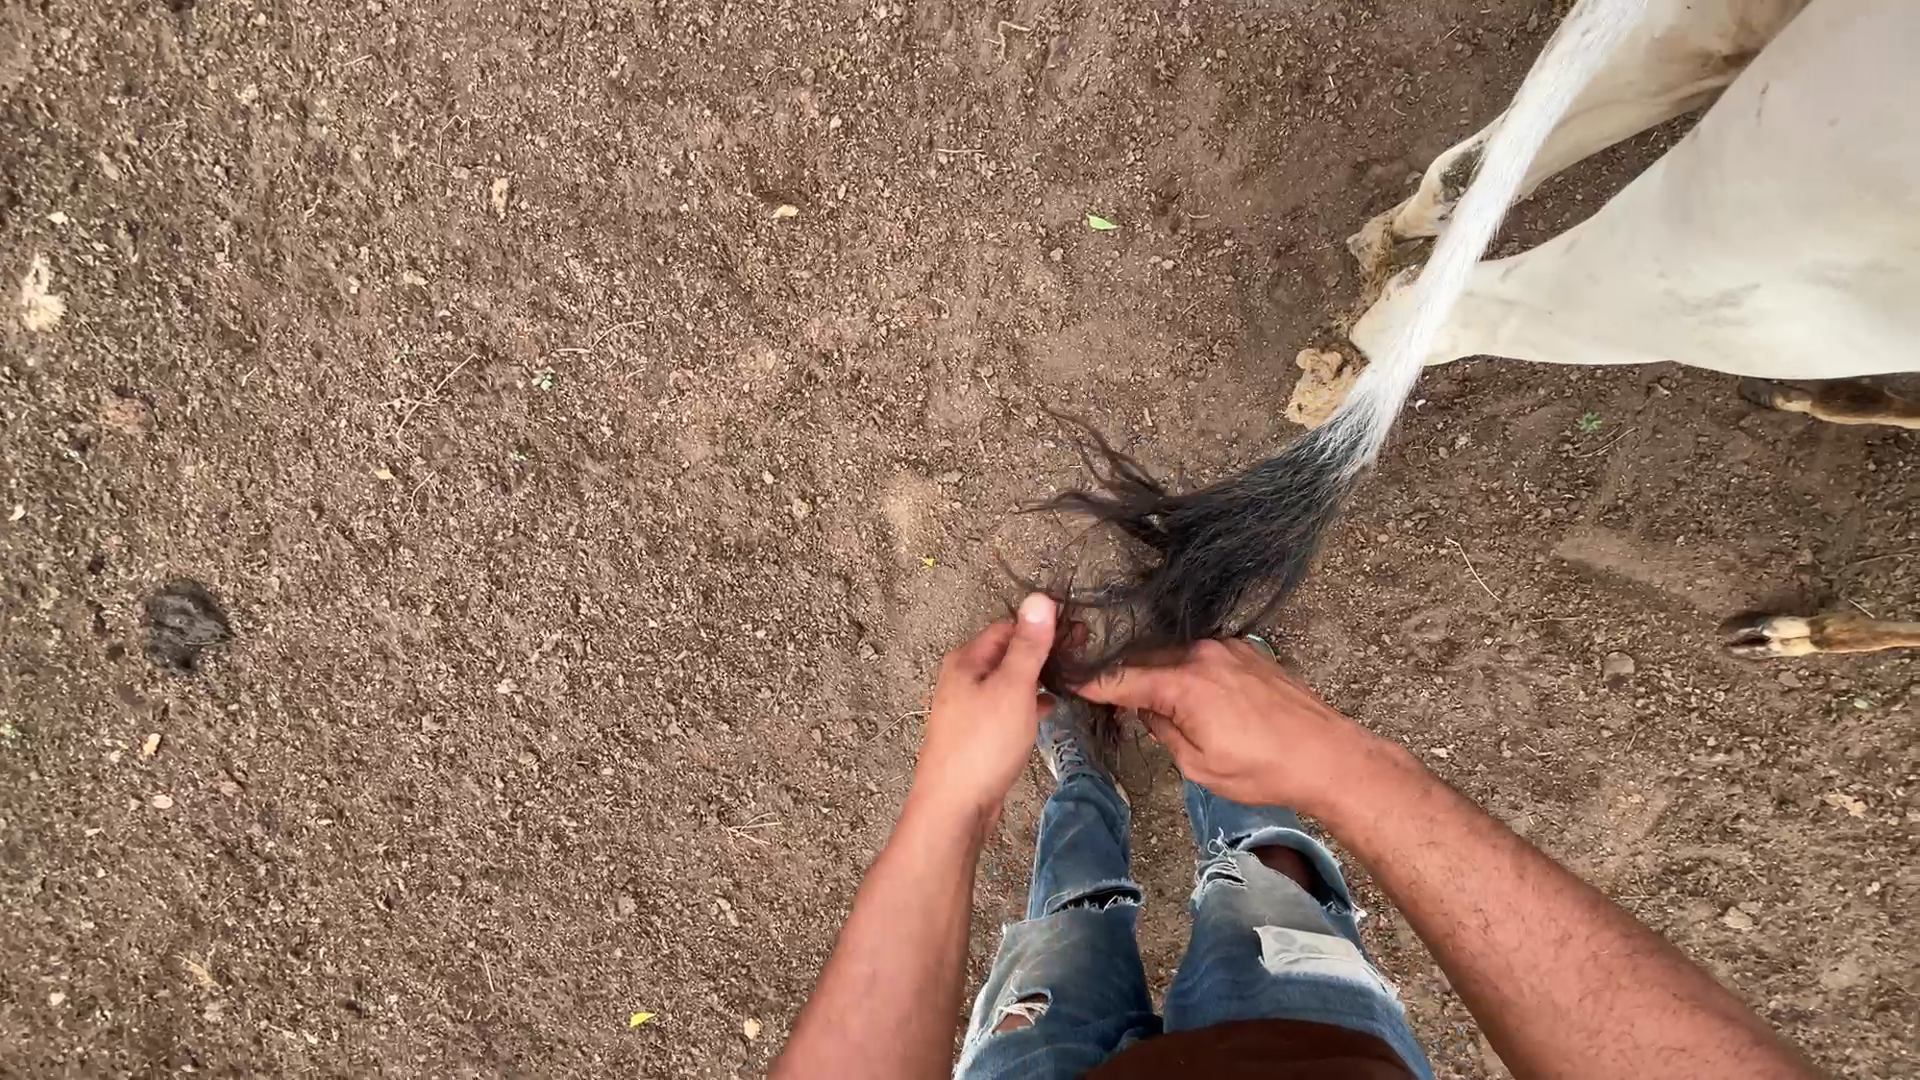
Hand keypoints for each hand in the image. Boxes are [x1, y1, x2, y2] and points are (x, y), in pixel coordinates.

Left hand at [908, 594, 1056, 832]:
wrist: (954, 807)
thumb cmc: (982, 744)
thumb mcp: (1012, 687)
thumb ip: (1028, 645)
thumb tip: (1039, 598)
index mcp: (967, 660)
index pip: (1009, 627)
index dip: (1042, 627)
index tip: (1077, 633)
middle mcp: (962, 678)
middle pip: (1007, 653)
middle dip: (1042, 652)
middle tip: (1080, 655)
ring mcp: (968, 708)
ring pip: (1009, 682)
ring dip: (1037, 679)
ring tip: (1071, 680)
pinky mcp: (977, 734)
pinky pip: (1007, 708)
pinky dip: (1028, 705)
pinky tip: (1049, 711)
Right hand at [1077, 638, 1382, 814]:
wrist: (1329, 755)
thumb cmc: (1263, 769)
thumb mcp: (1198, 765)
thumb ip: (1162, 729)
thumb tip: (1146, 708)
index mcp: (1184, 684)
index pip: (1123, 678)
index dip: (1094, 682)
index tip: (1071, 681)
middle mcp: (1200, 654)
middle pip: (1144, 659)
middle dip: (1126, 678)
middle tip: (1110, 699)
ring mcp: (1224, 647)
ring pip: (1171, 653)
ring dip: (1157, 672)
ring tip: (1153, 701)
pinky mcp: (1243, 648)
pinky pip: (1198, 653)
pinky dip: (1184, 668)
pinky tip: (1191, 692)